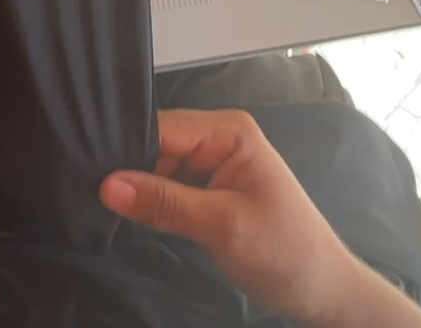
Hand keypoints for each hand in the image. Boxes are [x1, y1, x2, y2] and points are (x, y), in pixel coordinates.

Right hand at [100, 109, 394, 327]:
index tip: (93, 172)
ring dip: (144, 187)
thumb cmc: (286, 253)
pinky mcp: (214, 186)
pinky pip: (173, 182)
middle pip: (159, 143)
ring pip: (162, 164)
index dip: (128, 149)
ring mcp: (218, 161)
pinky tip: (138, 212)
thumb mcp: (222, 228)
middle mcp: (221, 136)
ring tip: (114, 205)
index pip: (163, 127)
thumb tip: (108, 185)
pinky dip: (157, 199)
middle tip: (99, 195)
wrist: (327, 293)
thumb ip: (164, 203)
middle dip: (134, 169)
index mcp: (229, 130)